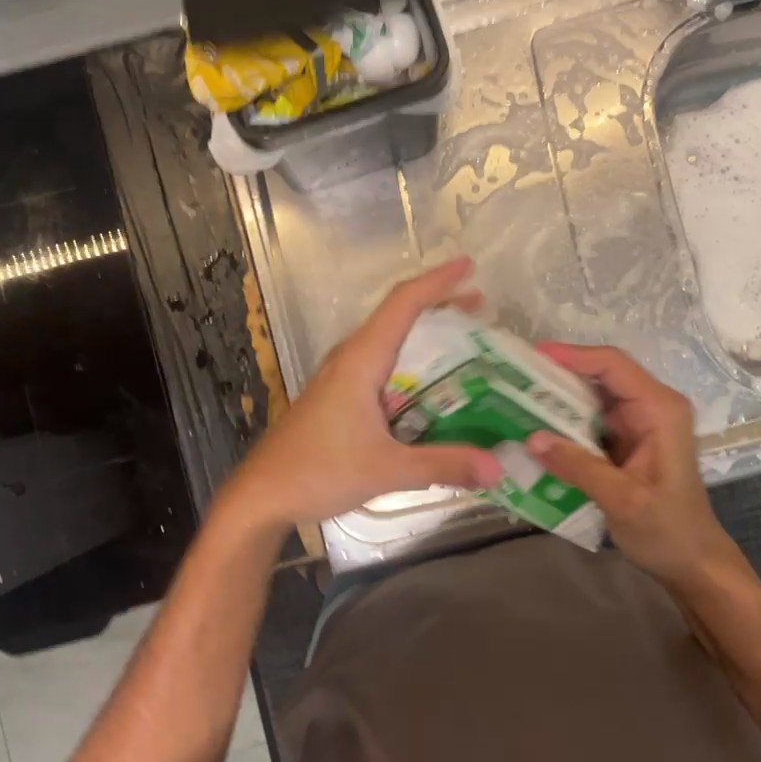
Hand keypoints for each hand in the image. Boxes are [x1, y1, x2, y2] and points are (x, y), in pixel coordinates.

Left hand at [216, 257, 503, 530]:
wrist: (262, 495)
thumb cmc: (317, 472)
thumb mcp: (386, 470)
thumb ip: (444, 466)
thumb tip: (498, 469)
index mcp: (361, 360)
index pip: (403, 304)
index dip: (438, 281)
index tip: (471, 266)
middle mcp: (350, 359)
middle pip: (398, 315)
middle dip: (440, 304)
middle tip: (482, 308)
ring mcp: (341, 378)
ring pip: (388, 341)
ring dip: (425, 333)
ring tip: (465, 339)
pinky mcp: (338, 398)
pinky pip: (381, 366)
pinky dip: (411, 364)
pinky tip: (429, 388)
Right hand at [527, 344, 745, 589]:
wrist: (692, 562)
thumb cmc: (668, 531)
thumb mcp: (623, 500)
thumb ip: (579, 466)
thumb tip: (532, 438)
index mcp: (659, 409)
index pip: (612, 365)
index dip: (572, 355)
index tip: (530, 357)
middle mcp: (650, 407)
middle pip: (599, 375)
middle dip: (557, 375)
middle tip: (512, 378)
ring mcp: (638, 424)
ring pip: (591, 397)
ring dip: (556, 398)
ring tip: (514, 398)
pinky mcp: (625, 441)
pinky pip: (590, 420)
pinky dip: (563, 422)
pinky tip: (532, 427)